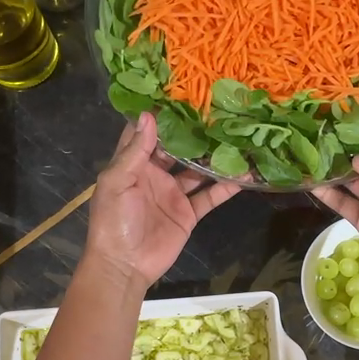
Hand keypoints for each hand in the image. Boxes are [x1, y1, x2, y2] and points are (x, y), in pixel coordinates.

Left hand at [84, 113, 240, 287]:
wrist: (125, 264)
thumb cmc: (114, 220)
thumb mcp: (117, 182)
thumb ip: (135, 152)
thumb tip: (149, 116)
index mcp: (133, 165)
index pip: (145, 134)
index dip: (158, 116)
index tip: (177, 94)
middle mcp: (155, 175)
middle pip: (177, 150)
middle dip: (194, 133)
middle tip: (217, 113)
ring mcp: (174, 194)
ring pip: (198, 171)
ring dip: (214, 158)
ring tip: (236, 140)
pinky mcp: (188, 213)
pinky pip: (210, 197)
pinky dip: (226, 187)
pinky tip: (244, 176)